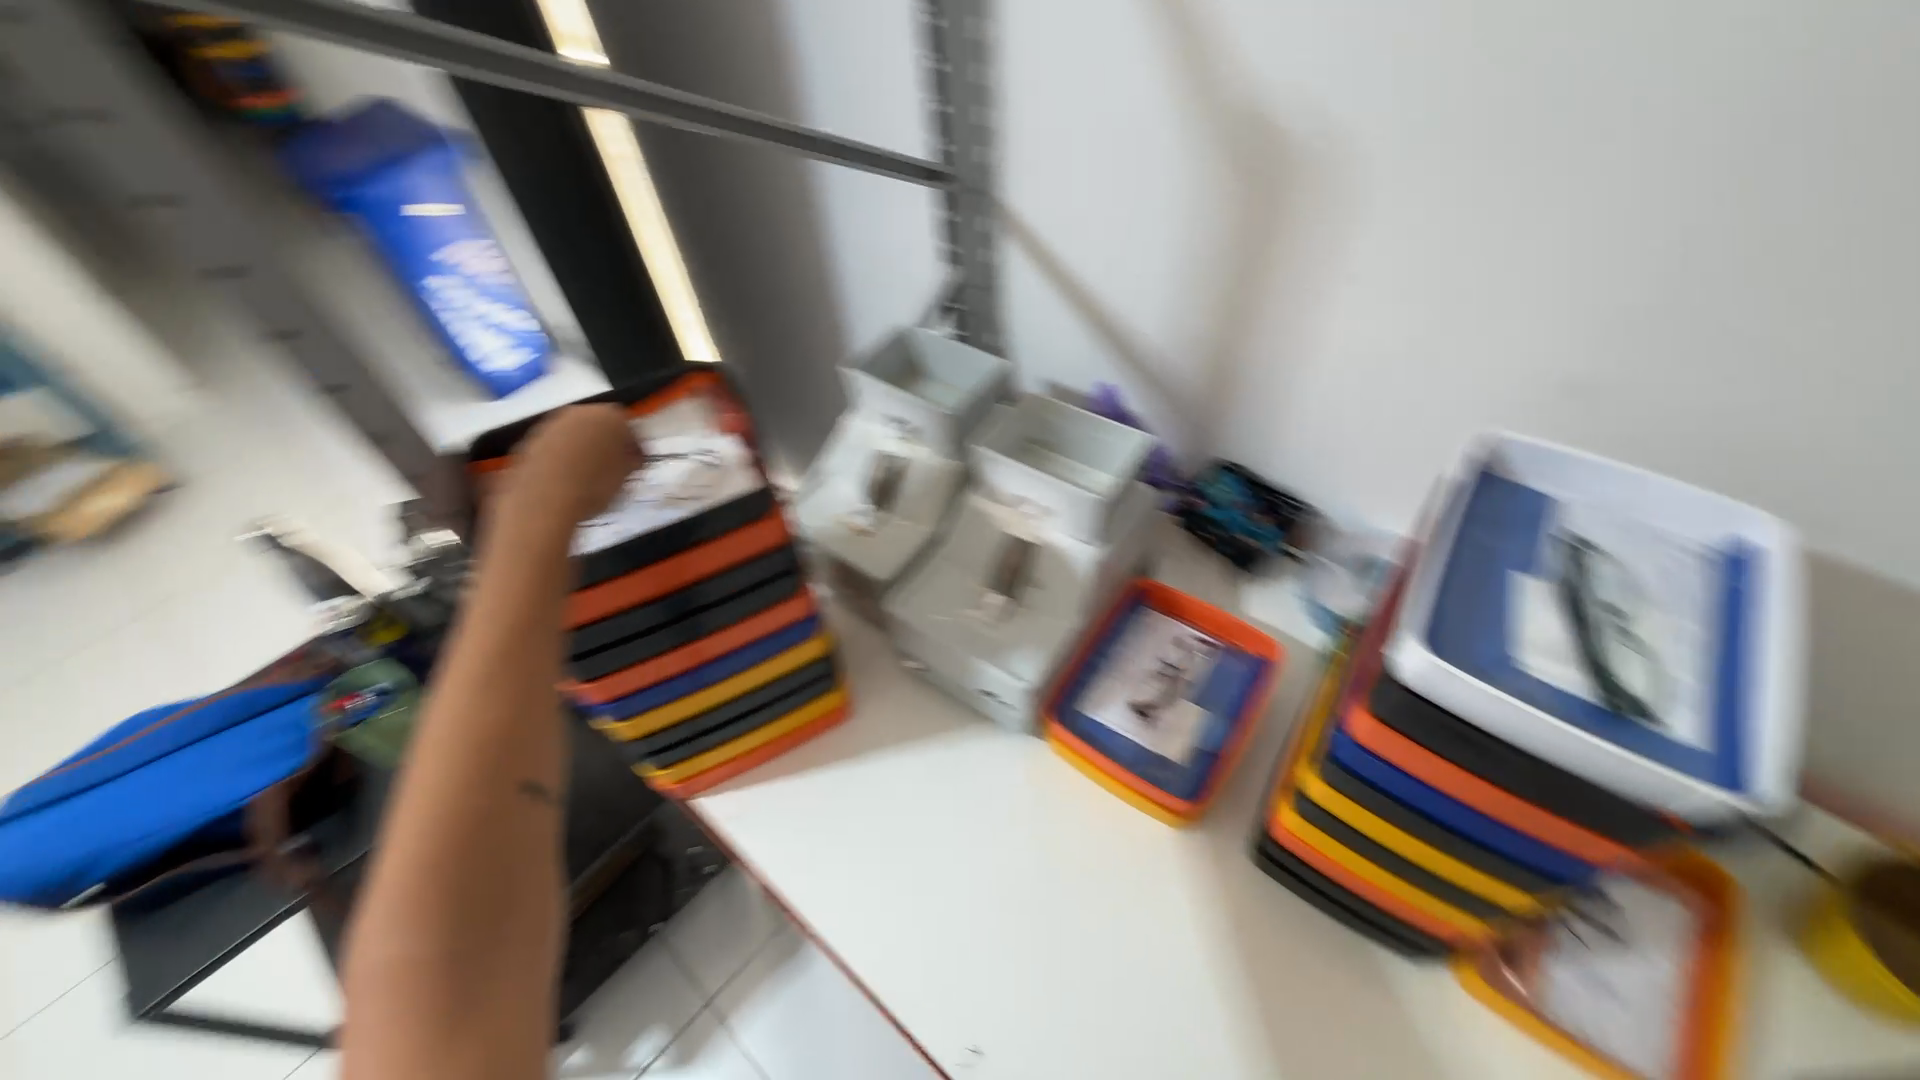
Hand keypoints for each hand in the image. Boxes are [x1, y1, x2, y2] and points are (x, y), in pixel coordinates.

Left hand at [499, 404, 640, 526]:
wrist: (543, 502)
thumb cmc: (593, 488)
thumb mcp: (626, 477)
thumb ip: (633, 461)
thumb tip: (633, 458)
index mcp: (609, 415)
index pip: (630, 426)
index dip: (635, 446)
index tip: (637, 463)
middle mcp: (578, 412)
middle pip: (599, 425)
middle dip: (607, 443)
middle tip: (613, 468)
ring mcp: (550, 425)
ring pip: (575, 435)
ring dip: (583, 451)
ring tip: (588, 478)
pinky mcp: (528, 441)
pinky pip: (553, 448)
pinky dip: (561, 460)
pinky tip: (566, 482)